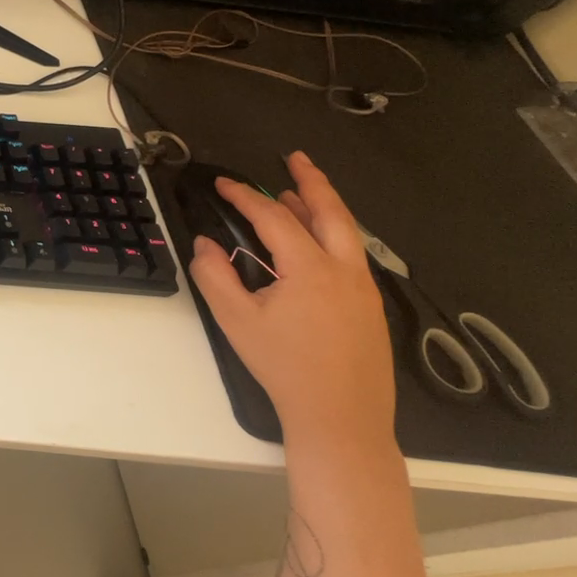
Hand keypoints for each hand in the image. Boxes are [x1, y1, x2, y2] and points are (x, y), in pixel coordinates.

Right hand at [187, 151, 395, 445]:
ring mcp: (364, 290)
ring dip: (322, 208)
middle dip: (312, 182)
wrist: (341, 417)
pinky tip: (312, 240)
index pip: (275, 219)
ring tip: (297, 192)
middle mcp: (345, 272)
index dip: (246, 196)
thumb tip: (207, 243)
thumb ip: (215, 275)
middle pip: (333, 214)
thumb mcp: (235, 319)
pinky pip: (350, 255)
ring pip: (347, 234)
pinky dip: (330, 234)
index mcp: (310, 270)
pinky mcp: (369, 308)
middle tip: (295, 159)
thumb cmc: (284, 366)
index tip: (222, 184)